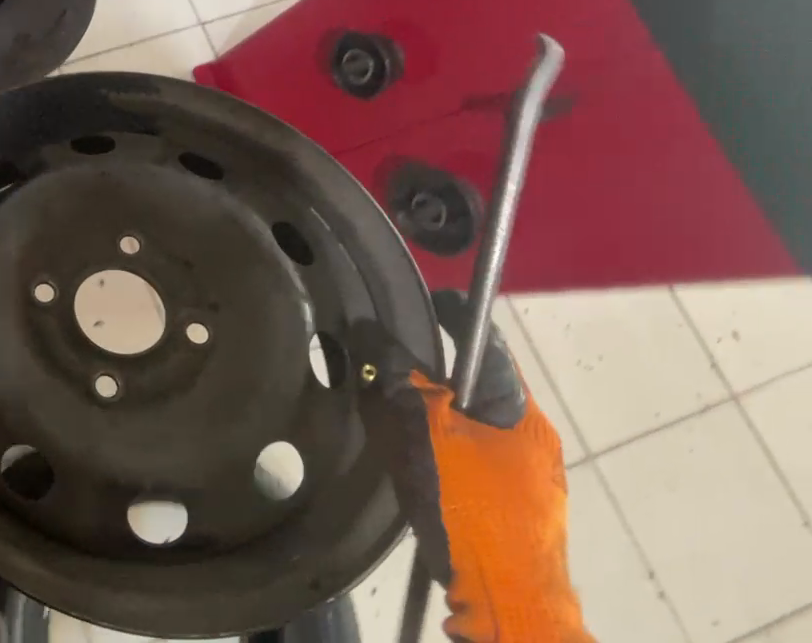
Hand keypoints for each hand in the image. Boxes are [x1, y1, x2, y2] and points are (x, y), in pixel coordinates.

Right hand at [362, 290, 592, 642]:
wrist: (506, 603)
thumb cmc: (471, 507)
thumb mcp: (425, 431)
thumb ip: (399, 377)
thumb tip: (371, 329)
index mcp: (519, 415)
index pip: (488, 348)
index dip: (458, 318)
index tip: (435, 296)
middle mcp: (529, 441)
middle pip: (471, 388)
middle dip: (429, 371)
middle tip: (383, 355)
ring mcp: (522, 479)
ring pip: (463, 425)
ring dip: (426, 411)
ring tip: (383, 406)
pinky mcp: (504, 509)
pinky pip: (461, 457)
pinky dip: (431, 444)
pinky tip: (404, 456)